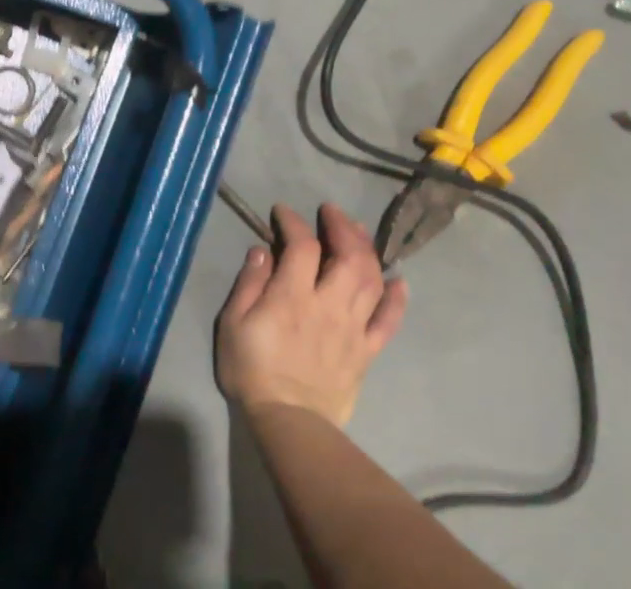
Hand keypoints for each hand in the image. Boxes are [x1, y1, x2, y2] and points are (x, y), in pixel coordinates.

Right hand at [217, 203, 407, 427]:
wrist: (289, 418)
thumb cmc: (251, 368)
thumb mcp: (232, 323)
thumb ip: (249, 284)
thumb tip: (262, 251)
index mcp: (292, 296)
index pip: (302, 246)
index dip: (294, 222)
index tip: (282, 212)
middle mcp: (329, 305)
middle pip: (349, 257)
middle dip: (342, 228)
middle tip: (331, 213)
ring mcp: (353, 327)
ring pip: (372, 281)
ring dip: (368, 251)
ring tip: (357, 234)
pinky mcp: (367, 349)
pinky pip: (389, 320)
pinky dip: (397, 297)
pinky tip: (398, 280)